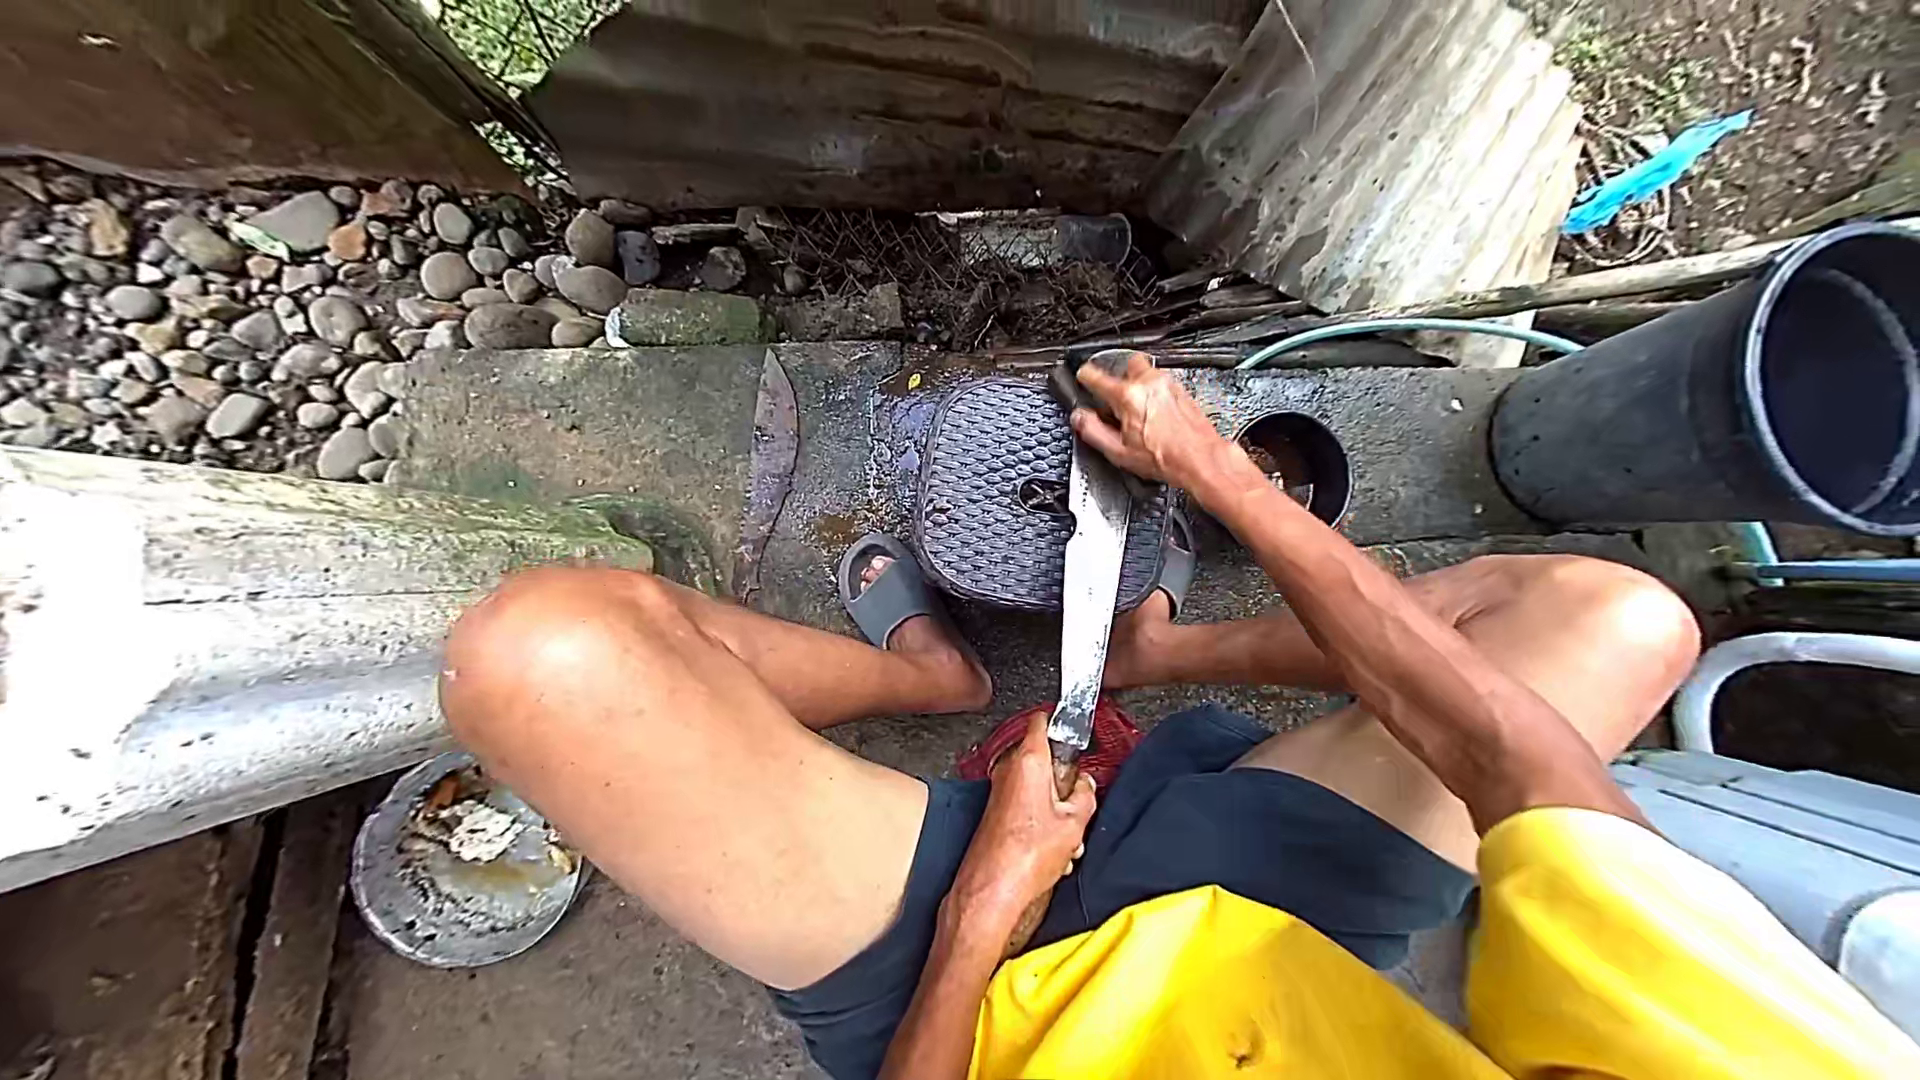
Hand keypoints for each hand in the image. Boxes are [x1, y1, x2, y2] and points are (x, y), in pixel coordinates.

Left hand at [944, 711, 1096, 935]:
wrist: (991, 888)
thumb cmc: (1024, 856)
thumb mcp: (1074, 823)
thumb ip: (1085, 794)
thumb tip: (1086, 784)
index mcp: (1029, 760)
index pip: (1042, 720)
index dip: (1060, 720)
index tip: (1073, 726)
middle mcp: (1010, 768)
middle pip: (1044, 757)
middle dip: (1063, 777)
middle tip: (1076, 799)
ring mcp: (1001, 788)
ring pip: (1037, 784)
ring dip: (1054, 804)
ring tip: (1065, 834)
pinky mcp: (998, 809)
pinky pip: (1027, 803)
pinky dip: (1041, 819)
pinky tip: (1051, 847)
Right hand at [1070, 351, 1244, 487]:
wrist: (1200, 460)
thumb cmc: (1166, 459)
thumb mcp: (1118, 452)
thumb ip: (1092, 431)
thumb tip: (1079, 417)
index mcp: (1128, 396)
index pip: (1095, 376)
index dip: (1084, 377)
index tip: (1082, 378)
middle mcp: (1149, 383)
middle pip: (1125, 365)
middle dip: (1117, 378)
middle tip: (1114, 399)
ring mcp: (1167, 384)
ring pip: (1145, 371)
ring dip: (1136, 385)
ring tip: (1134, 410)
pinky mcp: (1181, 390)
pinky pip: (1160, 382)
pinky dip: (1152, 393)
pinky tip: (1152, 415)